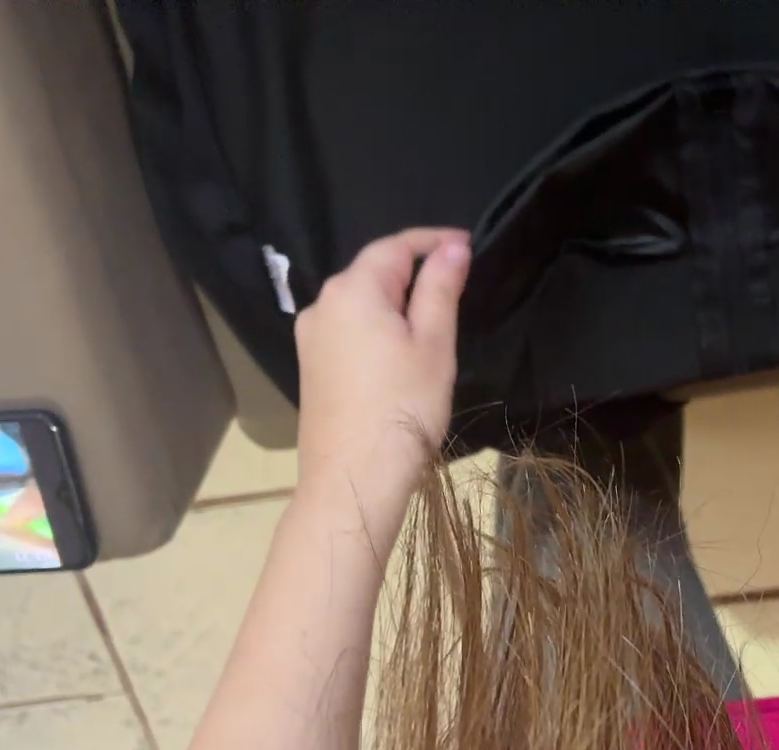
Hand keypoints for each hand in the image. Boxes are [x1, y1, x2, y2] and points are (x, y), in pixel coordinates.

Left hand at [292, 227, 470, 496]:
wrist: (355, 478)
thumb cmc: (403, 408)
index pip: (395, 246)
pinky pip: (349, 333)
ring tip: (431, 329)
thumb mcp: (432, 345)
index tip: (468, 244)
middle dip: (413, 274)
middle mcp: (322, 306)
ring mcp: (311, 339)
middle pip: (372, 274)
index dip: (433, 241)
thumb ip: (440, 289)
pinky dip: (376, 331)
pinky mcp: (312, 369)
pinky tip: (398, 357)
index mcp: (352, 290)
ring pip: (360, 305)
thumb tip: (452, 247)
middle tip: (455, 291)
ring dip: (395, 305)